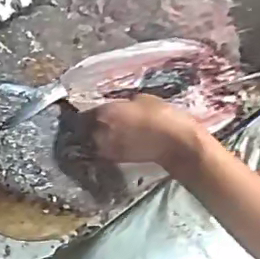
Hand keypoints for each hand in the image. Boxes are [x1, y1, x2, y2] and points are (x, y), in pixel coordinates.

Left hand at [85, 96, 199, 164]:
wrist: (173, 142)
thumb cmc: (159, 115)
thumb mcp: (141, 99)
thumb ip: (123, 103)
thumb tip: (118, 106)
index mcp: (103, 112)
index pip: (86, 112)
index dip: (91, 112)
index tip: (96, 112)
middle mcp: (98, 131)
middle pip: (86, 128)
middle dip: (92, 125)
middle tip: (102, 122)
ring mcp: (104, 147)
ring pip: (93, 141)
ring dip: (97, 137)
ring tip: (109, 133)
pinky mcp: (113, 159)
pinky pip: (103, 150)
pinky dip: (106, 146)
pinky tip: (116, 142)